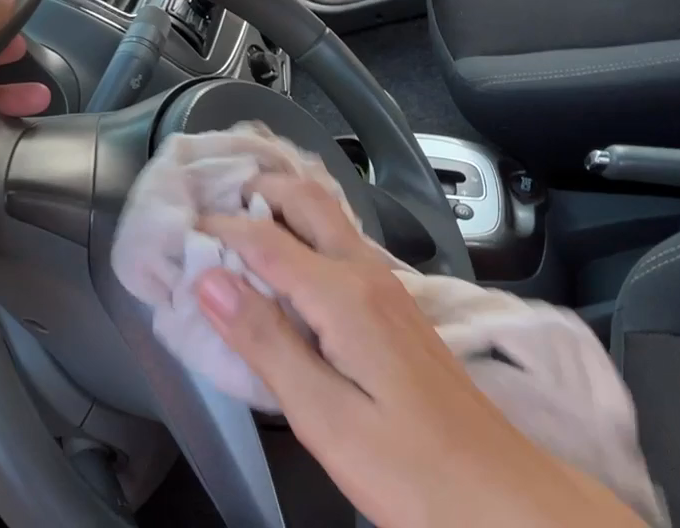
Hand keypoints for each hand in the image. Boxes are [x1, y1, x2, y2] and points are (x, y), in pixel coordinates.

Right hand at [196, 179, 642, 527]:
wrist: (502, 494)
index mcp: (344, 295)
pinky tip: (287, 259)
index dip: (217, 227)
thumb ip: (265, 342)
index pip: (264, 238)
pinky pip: (342, 243)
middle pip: (308, 199)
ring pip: (330, 216)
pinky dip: (305, 231)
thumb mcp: (324, 416)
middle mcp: (367, 274)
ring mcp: (388, 287)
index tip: (176, 227)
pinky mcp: (397, 308)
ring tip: (238, 213)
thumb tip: (208, 278)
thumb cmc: (411, 467)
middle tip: (209, 194)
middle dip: (258, 186)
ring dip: (284, 202)